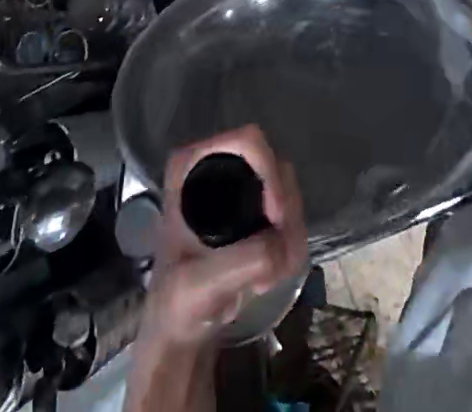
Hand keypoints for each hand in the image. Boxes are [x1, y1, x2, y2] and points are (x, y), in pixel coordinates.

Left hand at [141, 126, 307, 351]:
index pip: (249, 142)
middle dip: (284, 216)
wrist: (183, 330)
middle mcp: (218, 163)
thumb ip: (245, 258)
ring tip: (267, 276)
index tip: (275, 221)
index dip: (270, 174)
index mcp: (192, 165)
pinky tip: (272, 273)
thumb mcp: (201, 284)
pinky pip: (294, 213)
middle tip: (274, 262)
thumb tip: (280, 244)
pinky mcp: (257, 205)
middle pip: (277, 166)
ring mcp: (241, 183)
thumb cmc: (176, 304)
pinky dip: (292, 244)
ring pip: (290, 191)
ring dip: (290, 235)